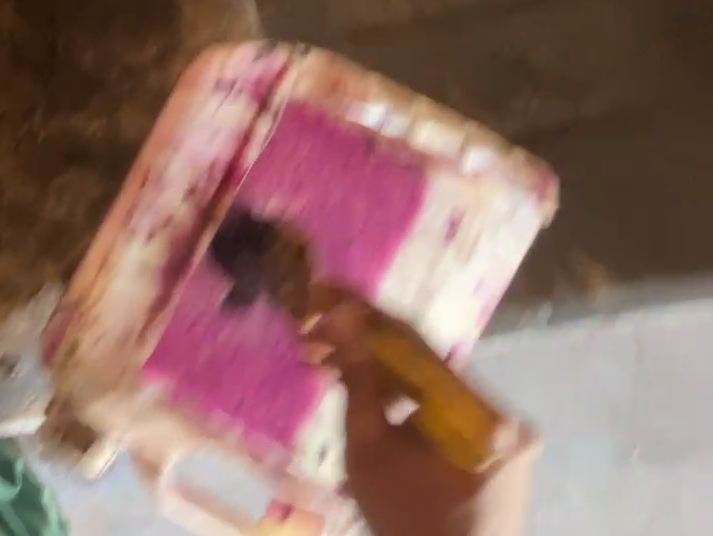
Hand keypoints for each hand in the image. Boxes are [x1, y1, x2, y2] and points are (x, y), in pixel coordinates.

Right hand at [304, 287, 534, 535]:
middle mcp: (497, 414)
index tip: (318, 288)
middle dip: (357, 338)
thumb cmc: (405, 516)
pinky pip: (433, 399)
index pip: (411, 344)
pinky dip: (391, 389)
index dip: (360, 311)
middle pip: (417, 358)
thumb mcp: (369, 444)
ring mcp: (496, 428)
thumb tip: (341, 315)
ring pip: (421, 377)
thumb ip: (357, 376)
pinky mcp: (487, 441)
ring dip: (368, 363)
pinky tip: (348, 381)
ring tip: (315, 354)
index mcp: (477, 416)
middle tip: (304, 324)